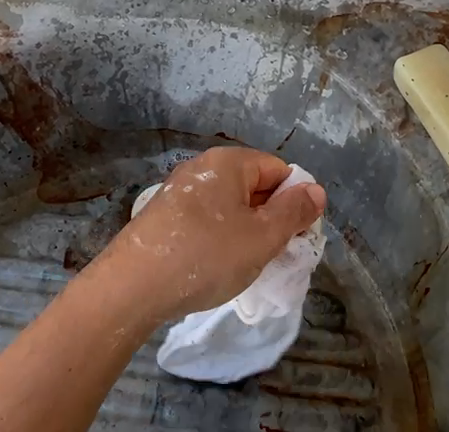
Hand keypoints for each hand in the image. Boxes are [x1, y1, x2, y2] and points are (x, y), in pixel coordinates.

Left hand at [83, 147, 326, 325]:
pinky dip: (217, 240)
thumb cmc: (206, 256)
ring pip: (229, 206)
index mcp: (229, 162)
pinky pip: (206, 220)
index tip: (295, 237)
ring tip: (243, 266)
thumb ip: (294, 212)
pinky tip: (213, 267)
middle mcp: (203, 167)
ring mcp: (180, 191)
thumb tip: (316, 191)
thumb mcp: (262, 237)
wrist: (132, 286)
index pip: (278, 170)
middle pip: (254, 186)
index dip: (293, 202)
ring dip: (244, 232)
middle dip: (269, 218)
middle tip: (272, 255)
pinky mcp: (164, 217)